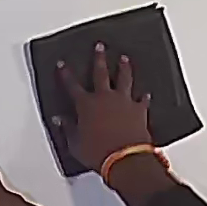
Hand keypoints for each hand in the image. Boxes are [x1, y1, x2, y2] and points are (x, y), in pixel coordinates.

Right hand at [53, 43, 152, 173]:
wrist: (125, 159)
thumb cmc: (99, 152)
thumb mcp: (75, 144)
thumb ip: (67, 129)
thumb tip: (60, 121)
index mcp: (86, 105)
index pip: (72, 85)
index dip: (66, 74)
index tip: (63, 64)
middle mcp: (105, 98)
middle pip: (100, 73)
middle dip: (98, 58)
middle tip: (99, 47)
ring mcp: (123, 102)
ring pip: (123, 79)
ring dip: (124, 68)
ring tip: (124, 58)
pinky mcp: (139, 110)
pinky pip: (142, 100)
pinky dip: (144, 97)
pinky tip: (146, 93)